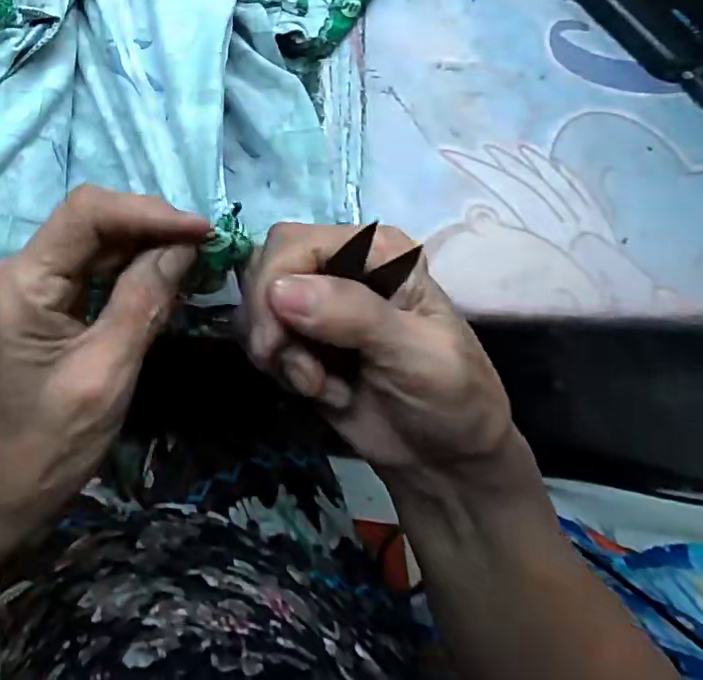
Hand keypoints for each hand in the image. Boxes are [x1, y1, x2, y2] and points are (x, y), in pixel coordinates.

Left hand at [0, 187, 210, 581]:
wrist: (8, 489)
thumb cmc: (53, 441)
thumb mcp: (107, 373)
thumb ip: (143, 302)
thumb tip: (184, 247)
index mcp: (25, 282)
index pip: (85, 214)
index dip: (146, 211)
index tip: (201, 230)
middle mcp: (23, 270)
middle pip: (90, 221)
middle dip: (150, 225)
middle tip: (206, 244)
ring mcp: (33, 284)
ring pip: (95, 242)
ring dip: (146, 244)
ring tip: (197, 256)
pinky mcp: (47, 302)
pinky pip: (93, 269)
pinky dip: (132, 268)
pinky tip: (167, 275)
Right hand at [237, 222, 515, 482]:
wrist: (444, 460)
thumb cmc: (451, 400)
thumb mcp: (417, 355)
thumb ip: (353, 315)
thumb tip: (279, 291)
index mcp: (374, 251)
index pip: (293, 243)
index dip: (271, 284)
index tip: (275, 343)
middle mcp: (338, 263)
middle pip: (263, 266)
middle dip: (267, 322)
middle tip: (301, 375)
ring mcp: (312, 296)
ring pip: (252, 300)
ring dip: (273, 350)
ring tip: (317, 384)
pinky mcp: (294, 330)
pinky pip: (252, 331)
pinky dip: (273, 364)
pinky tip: (314, 388)